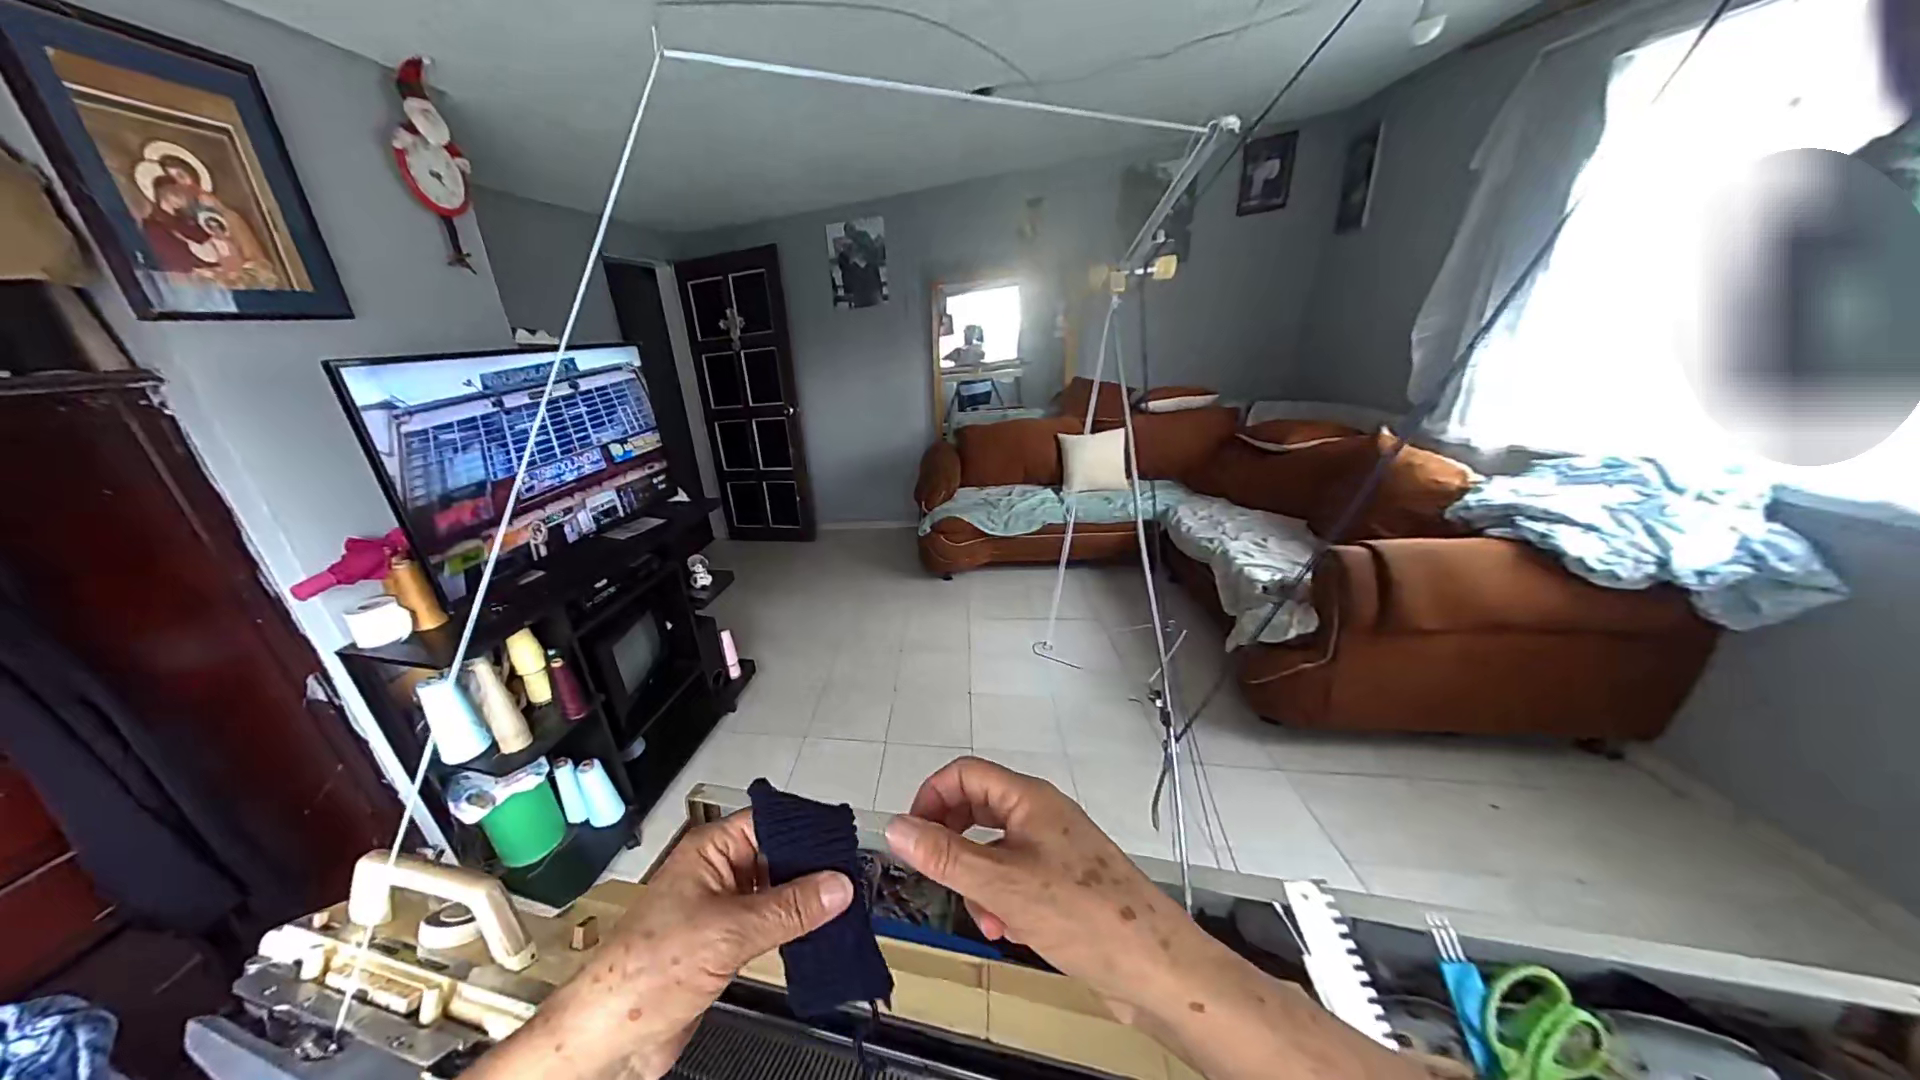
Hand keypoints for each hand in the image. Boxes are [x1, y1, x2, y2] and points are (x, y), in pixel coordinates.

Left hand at [468, 810, 851, 1079]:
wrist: (607, 1039)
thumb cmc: (642, 973)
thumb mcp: (728, 932)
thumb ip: (789, 908)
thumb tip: (837, 886)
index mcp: (711, 850)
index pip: (771, 822)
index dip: (807, 830)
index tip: (844, 842)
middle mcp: (717, 871)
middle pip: (778, 855)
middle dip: (812, 867)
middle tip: (851, 877)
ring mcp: (722, 907)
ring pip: (776, 890)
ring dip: (806, 899)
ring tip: (844, 905)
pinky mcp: (725, 941)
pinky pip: (770, 922)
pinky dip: (795, 926)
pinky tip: (818, 933)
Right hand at [885, 757, 1424, 1079]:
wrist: (1155, 966)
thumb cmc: (1079, 913)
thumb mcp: (1001, 885)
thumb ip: (944, 855)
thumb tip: (894, 825)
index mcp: (1028, 798)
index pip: (965, 773)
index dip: (932, 798)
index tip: (912, 839)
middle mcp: (1041, 813)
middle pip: (978, 810)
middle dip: (954, 846)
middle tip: (943, 880)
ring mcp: (1054, 846)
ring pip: (994, 849)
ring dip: (978, 881)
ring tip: (987, 919)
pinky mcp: (1064, 880)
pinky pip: (1016, 876)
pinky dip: (1003, 898)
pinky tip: (1011, 930)